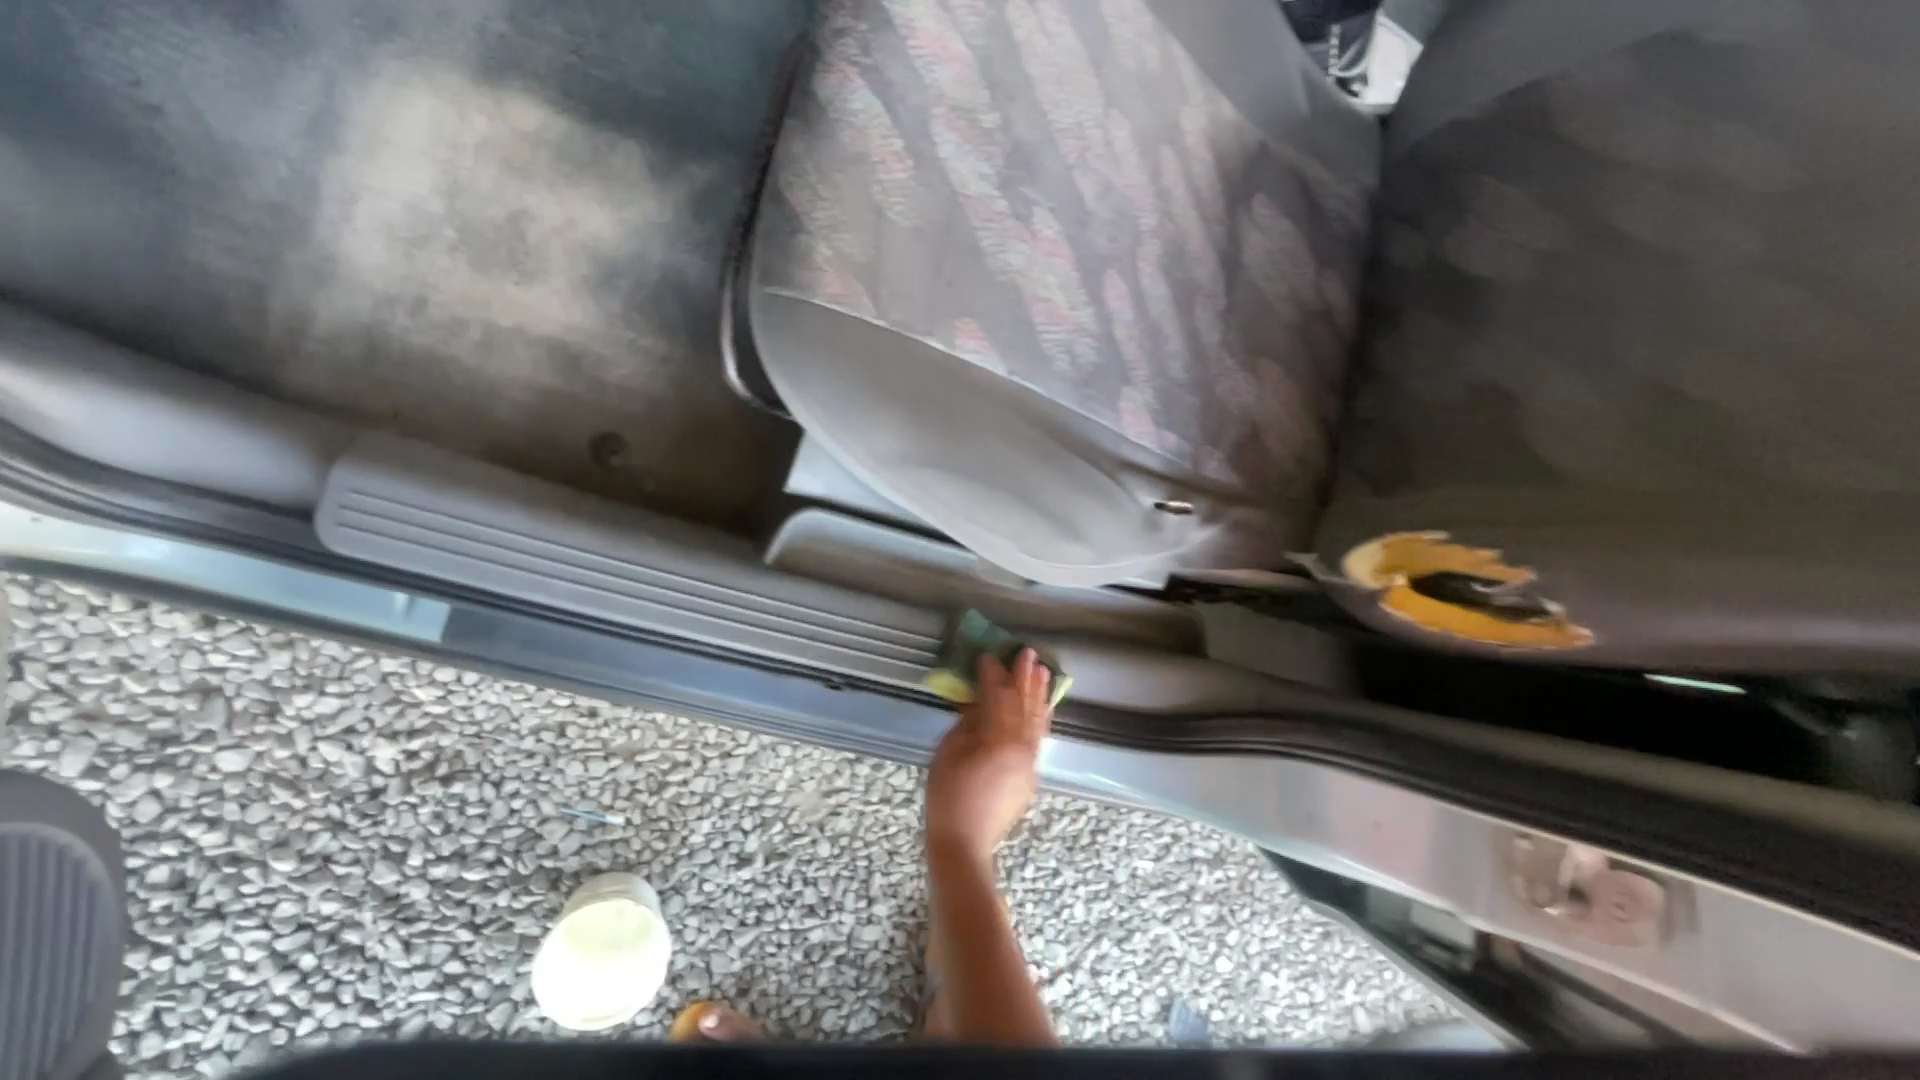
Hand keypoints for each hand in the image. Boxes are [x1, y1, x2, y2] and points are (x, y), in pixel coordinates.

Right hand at [924, 648, 1054, 864]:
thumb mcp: (949, 752)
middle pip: (1025, 704)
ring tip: (1042, 671)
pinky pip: (1039, 736)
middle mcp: (1023, 747)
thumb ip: (968, 723)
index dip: (993, 674)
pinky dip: (1040, 716)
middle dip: (1025, 677)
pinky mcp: (1031, 775)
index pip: (999, 696)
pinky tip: (1040, 707)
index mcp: (1000, 739)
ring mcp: (1031, 762)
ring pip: (1037, 720)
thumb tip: (980, 704)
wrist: (965, 844)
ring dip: (1039, 693)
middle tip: (1028, 652)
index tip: (987, 656)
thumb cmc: (948, 797)